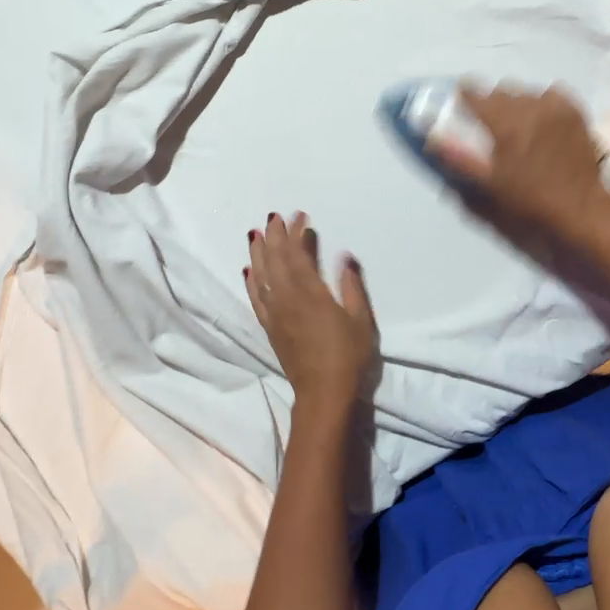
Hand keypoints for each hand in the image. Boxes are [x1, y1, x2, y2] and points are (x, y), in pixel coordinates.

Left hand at [246, 212, 376, 408]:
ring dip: (258, 254)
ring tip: (255, 235)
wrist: (323, 392)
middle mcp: (288, 298)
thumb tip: (344, 257)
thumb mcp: (361, 320)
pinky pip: (256, 299)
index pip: (298, 255)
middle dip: (275, 237)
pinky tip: (249, 272)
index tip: (299, 216)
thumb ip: (351, 287)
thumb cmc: (349, 356)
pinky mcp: (270, 328)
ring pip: (261, 276)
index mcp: (311, 293)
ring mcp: (275, 314)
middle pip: (276, 260)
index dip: (296, 234)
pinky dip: (251, 282)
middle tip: (274, 217)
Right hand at [432, 86, 609, 242]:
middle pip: (501, 90)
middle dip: (491, 103)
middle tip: (490, 126)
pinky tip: (542, 121)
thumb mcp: (491, 184)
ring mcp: (556, 106)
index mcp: (506, 122)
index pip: (476, 93)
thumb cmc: (531, 201)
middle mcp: (530, 106)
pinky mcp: (575, 111)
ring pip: (526, 91)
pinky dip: (542, 103)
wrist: (581, 208)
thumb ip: (460, 158)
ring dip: (517, 103)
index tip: (459, 102)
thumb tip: (431, 139)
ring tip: (518, 126)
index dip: (464, 95)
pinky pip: (551, 94)